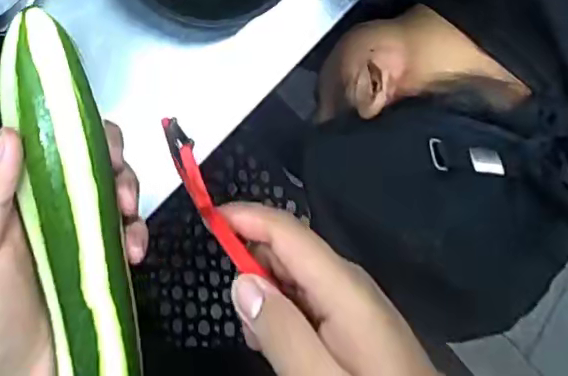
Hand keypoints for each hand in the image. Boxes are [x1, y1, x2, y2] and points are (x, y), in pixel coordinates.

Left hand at [0, 122, 145, 375]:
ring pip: (113, 190)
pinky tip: (133, 251)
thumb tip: (11, 134)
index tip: (92, 134)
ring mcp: (80, 236)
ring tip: (128, 216)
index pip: (50, 141)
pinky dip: (138, 233)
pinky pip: (128, 236)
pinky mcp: (103, 268)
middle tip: (117, 175)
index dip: (75, 128)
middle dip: (112, 155)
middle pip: (89, 159)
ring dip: (129, 190)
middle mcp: (52, 206)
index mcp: (18, 194)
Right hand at [220, 204, 436, 375]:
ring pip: (297, 277)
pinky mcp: (362, 332)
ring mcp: (361, 310)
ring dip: (267, 293)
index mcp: (344, 288)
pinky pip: (312, 303)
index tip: (204, 216)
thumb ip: (280, 333)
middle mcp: (352, 287)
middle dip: (252, 262)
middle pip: (289, 249)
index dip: (243, 216)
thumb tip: (242, 282)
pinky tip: (282, 350)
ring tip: (257, 338)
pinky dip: (286, 313)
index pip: (285, 229)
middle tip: (232, 307)